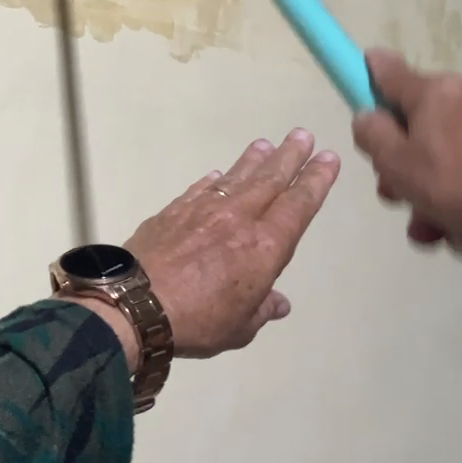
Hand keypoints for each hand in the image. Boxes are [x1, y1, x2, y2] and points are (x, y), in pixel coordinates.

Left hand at [121, 129, 339, 358]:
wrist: (134, 302)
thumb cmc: (196, 320)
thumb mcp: (240, 327)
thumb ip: (261, 309)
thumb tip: (277, 302)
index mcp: (264, 246)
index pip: (297, 205)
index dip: (315, 180)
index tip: (327, 159)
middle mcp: (236, 219)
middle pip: (269, 181)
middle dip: (288, 157)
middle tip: (301, 135)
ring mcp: (201, 212)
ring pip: (233, 179)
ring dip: (252, 161)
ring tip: (265, 145)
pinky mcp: (170, 213)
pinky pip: (198, 190)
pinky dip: (211, 180)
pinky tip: (217, 174)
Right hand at [352, 49, 461, 251]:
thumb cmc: (454, 181)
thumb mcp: (392, 160)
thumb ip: (372, 134)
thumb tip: (370, 115)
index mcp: (438, 94)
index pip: (392, 74)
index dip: (371, 71)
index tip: (364, 62)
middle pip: (417, 129)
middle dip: (400, 167)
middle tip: (394, 193)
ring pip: (443, 164)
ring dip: (428, 198)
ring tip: (430, 228)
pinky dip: (461, 207)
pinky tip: (461, 234)